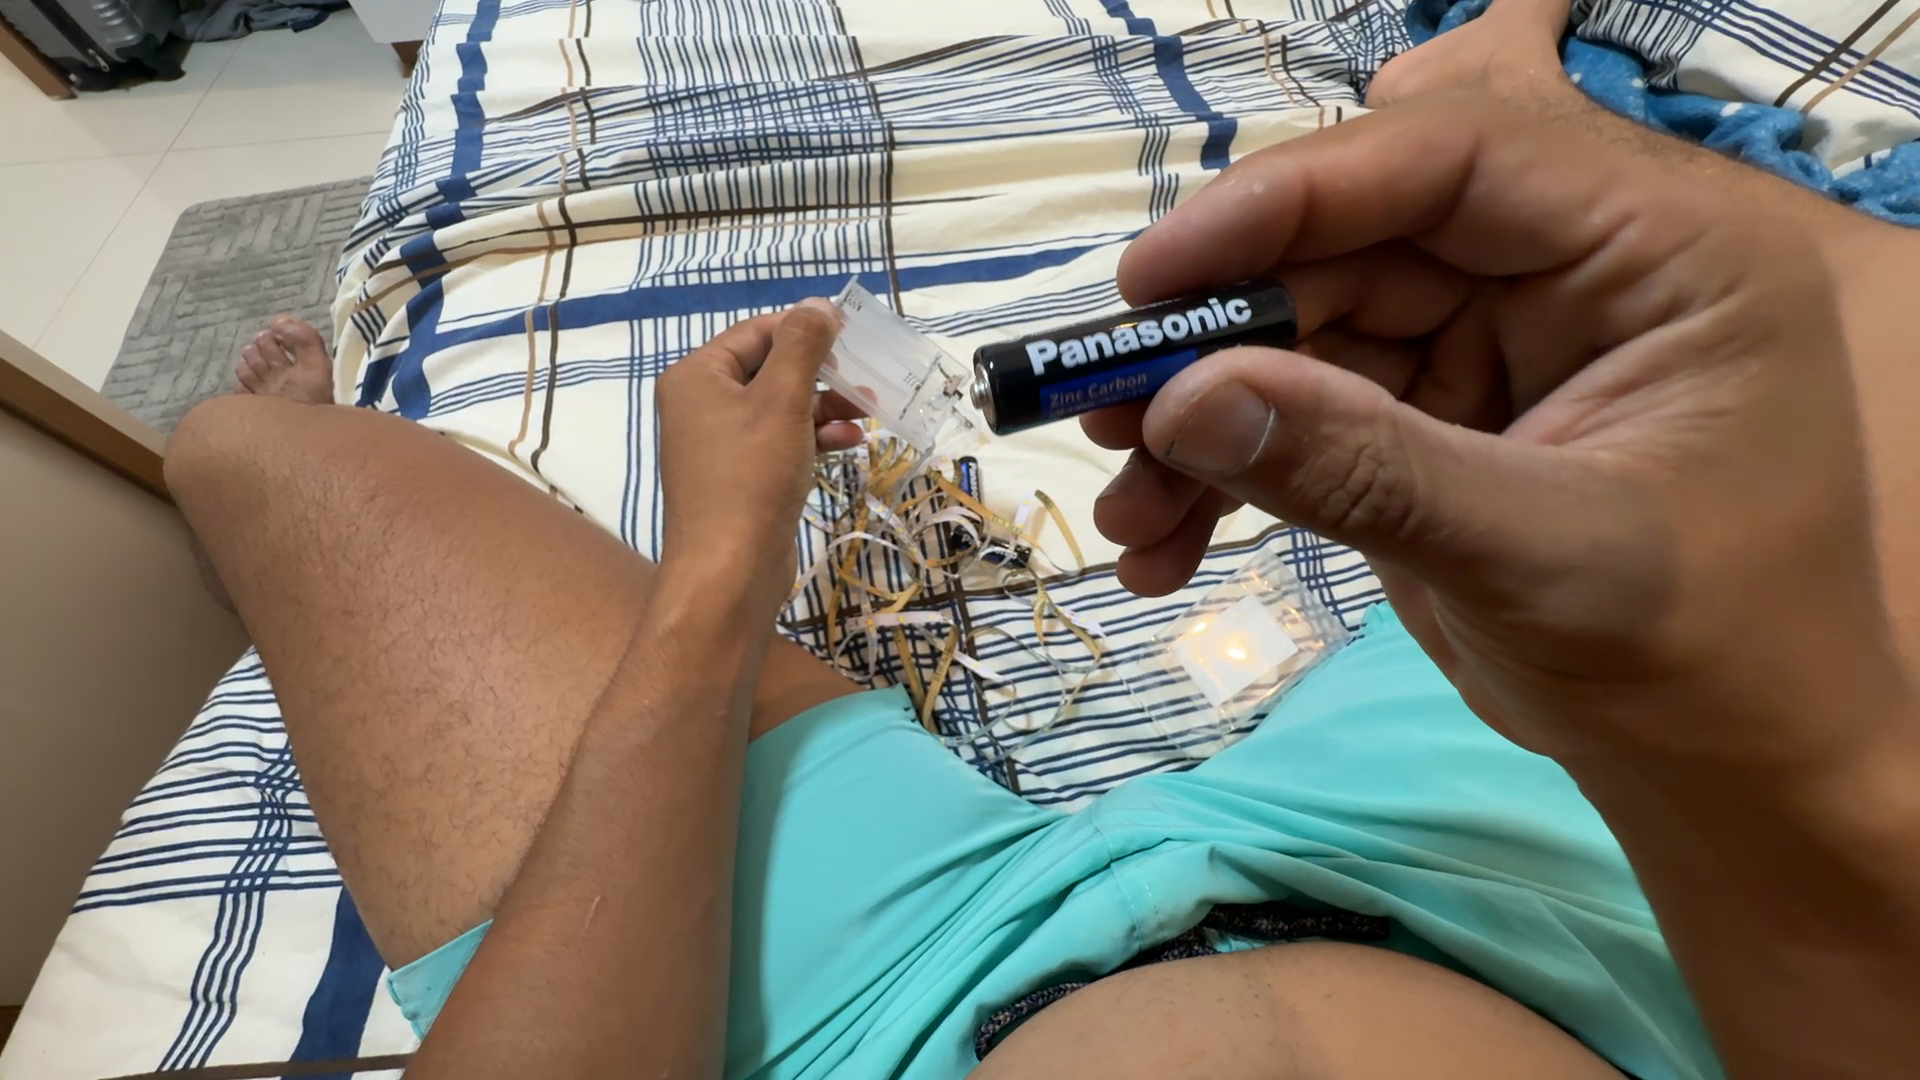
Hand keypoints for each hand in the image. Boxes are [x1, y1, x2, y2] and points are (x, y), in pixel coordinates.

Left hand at [656, 303, 862, 620]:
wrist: (730, 569)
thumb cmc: (751, 477)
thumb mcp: (782, 401)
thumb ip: (803, 347)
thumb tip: (820, 304)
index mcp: (698, 376)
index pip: (758, 333)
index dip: (806, 330)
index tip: (854, 335)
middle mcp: (703, 405)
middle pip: (772, 371)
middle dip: (823, 375)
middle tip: (867, 378)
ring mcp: (722, 444)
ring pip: (782, 409)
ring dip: (826, 408)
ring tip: (868, 412)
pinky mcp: (743, 477)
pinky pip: (782, 442)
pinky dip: (814, 438)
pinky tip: (850, 443)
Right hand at [1084, 91, 1904, 765]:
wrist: (1700, 754)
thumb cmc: (1686, 652)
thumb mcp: (1530, 554)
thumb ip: (1358, 470)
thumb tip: (1180, 405)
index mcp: (1643, 253)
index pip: (1443, 165)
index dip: (1280, 203)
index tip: (1147, 281)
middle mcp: (1540, 281)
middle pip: (1330, 267)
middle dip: (1205, 352)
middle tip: (1103, 417)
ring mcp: (1459, 356)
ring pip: (1282, 356)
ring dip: (1190, 438)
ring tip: (1129, 517)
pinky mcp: (1398, 427)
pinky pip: (1281, 429)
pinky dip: (1214, 488)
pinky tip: (1164, 554)